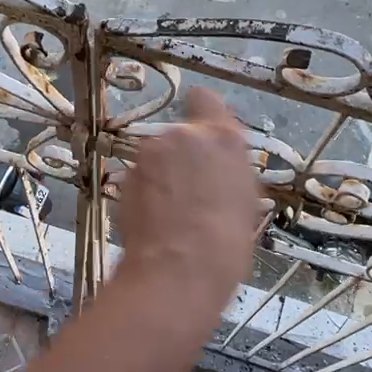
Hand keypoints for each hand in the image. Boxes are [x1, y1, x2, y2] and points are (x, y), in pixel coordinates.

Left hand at [115, 87, 259, 306]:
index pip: (206, 100)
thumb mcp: (245, 199)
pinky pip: (140, 179)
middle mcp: (183, 135)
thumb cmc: (225, 243)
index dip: (204, 113)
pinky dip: (145, 193)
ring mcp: (149, 154)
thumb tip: (219, 165)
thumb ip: (230, 167)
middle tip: (193, 190)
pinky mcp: (125, 177)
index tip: (205, 136)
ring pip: (157, 157)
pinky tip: (154, 221)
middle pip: (181, 135)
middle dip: (183, 156)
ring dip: (162, 175)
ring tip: (173, 213)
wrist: (177, 271)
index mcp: (222, 137)